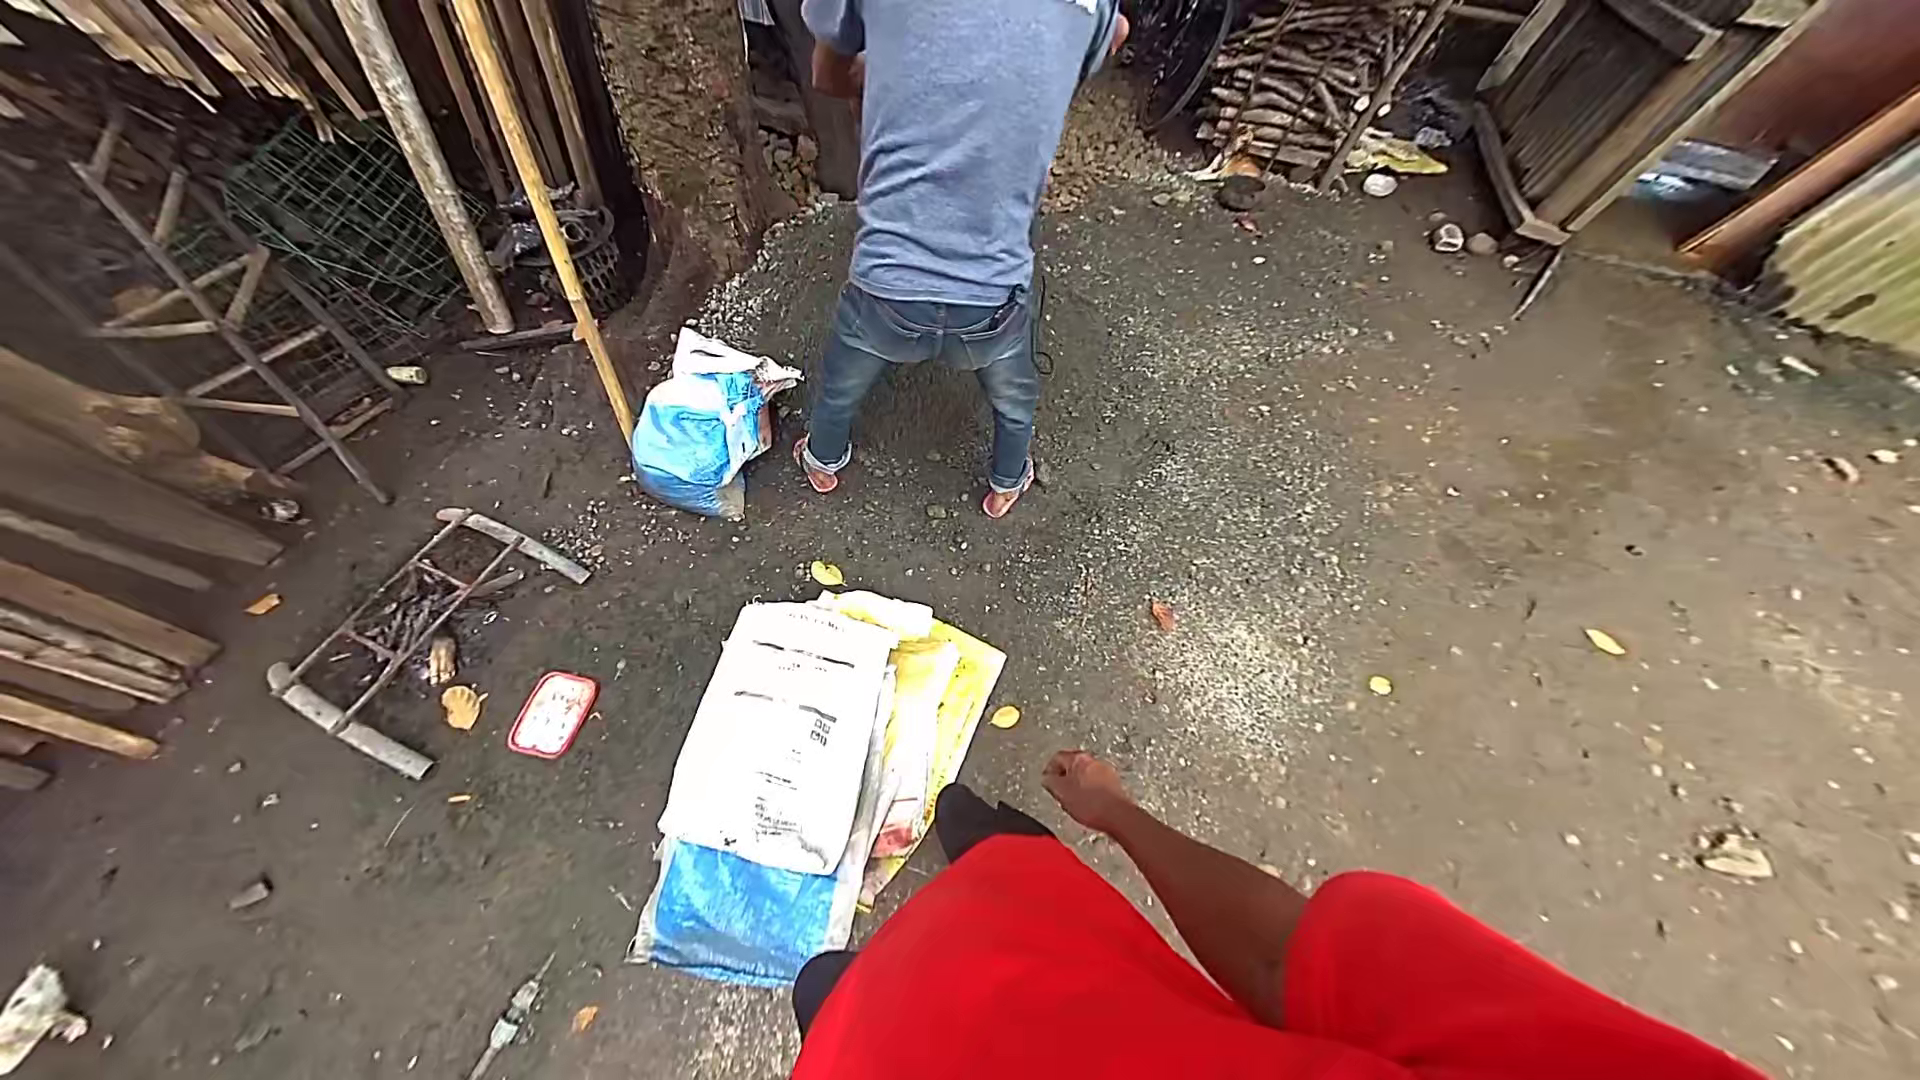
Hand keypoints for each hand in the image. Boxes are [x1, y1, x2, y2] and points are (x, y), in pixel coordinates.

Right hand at [1041, 750, 1133, 832]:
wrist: (1117, 816)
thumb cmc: (1091, 804)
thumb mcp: (1061, 793)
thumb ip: (1049, 782)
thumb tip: (1046, 779)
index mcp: (1078, 758)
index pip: (1057, 758)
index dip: (1049, 770)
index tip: (1047, 781)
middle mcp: (1093, 760)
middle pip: (1072, 765)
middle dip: (1065, 778)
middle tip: (1060, 792)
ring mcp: (1105, 771)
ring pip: (1085, 775)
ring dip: (1079, 785)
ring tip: (1076, 801)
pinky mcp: (1114, 784)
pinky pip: (1097, 784)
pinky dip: (1091, 792)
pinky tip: (1090, 804)